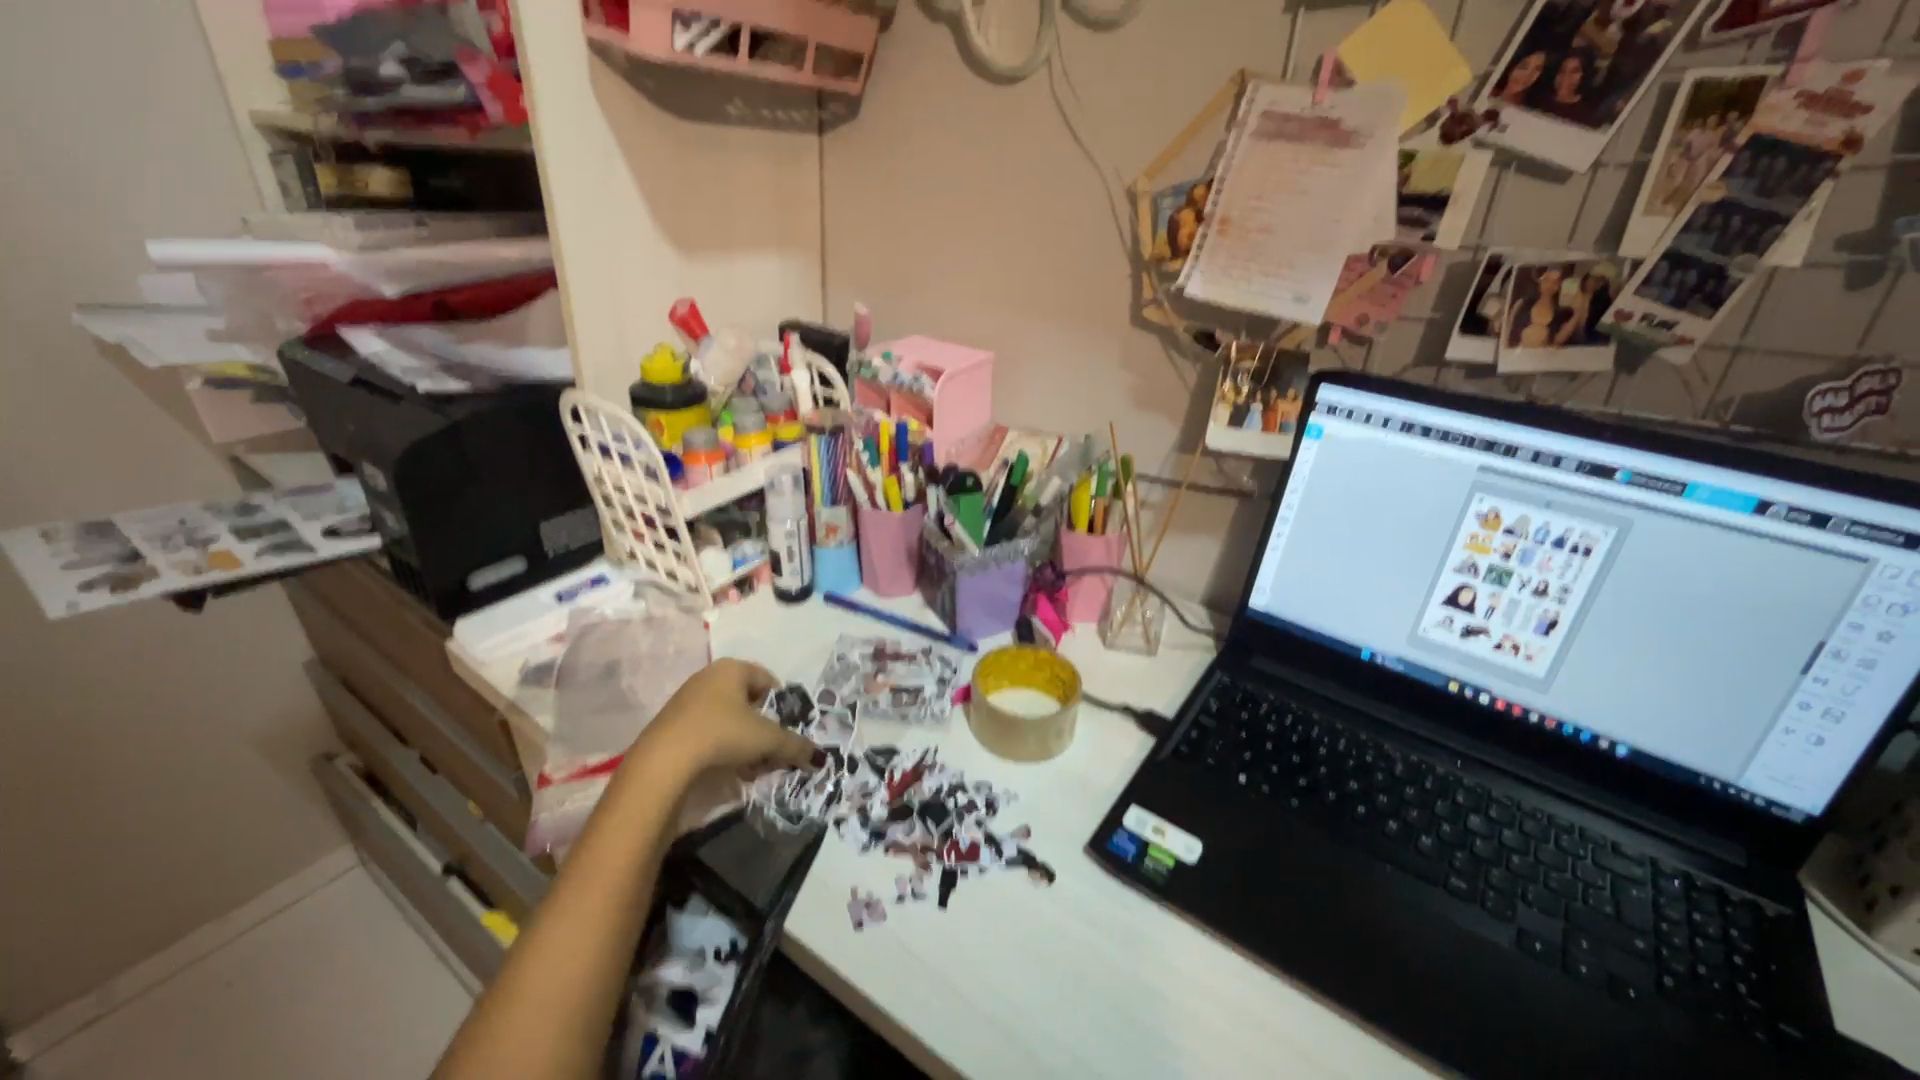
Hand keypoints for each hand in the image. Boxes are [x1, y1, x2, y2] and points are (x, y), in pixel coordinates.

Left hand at [630, 659, 820, 783]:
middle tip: (773, 749)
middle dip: (764, 727)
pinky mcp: (673, 724)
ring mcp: (687, 699)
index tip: (788, 727)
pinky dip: (722, 746)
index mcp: (732, 668)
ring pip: (728, 718)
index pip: (768, 679)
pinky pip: (708, 730)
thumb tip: (820, 757)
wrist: (665, 759)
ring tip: (752, 765)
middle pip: (747, 700)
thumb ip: (796, 746)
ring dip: (744, 740)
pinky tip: (728, 768)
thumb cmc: (723, 734)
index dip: (782, 703)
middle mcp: (709, 676)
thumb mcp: (768, 740)